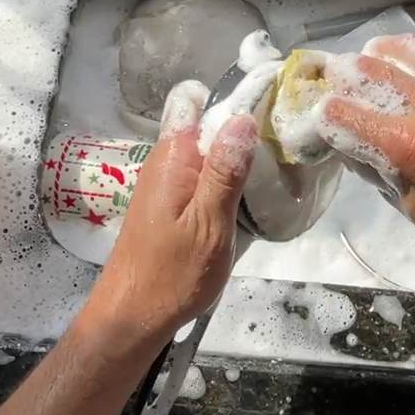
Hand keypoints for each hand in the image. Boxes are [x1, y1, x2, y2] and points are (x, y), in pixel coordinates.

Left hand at [84, 80, 257, 350]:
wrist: (131, 318)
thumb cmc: (171, 275)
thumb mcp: (209, 225)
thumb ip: (225, 172)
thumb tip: (243, 118)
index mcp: (173, 155)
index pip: (193, 98)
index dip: (229, 96)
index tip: (269, 104)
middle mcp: (167, 158)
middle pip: (205, 121)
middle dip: (240, 127)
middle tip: (282, 145)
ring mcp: (167, 179)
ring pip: (207, 148)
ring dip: (236, 156)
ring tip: (275, 170)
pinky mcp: (171, 200)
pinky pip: (202, 172)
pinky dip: (225, 177)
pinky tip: (248, 196)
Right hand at [316, 34, 414, 285]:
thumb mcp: (405, 205)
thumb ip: (372, 165)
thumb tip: (346, 140)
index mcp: (405, 148)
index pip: (341, 113)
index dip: (322, 115)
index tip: (319, 116)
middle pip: (367, 69)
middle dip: (341, 74)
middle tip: (333, 79)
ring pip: (403, 48)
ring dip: (378, 54)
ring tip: (370, 62)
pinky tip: (411, 63)